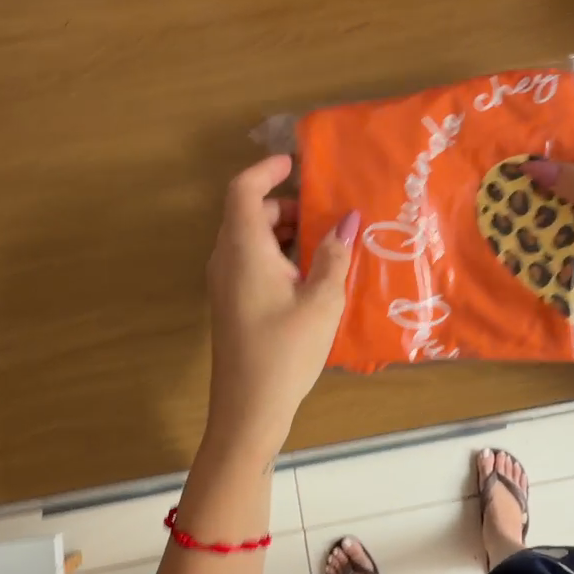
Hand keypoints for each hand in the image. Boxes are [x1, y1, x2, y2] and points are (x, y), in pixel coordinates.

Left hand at [205, 155, 357, 454]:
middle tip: (324, 216)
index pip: (243, 190)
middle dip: (285, 205)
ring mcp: (225, 283)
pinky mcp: (231, 303)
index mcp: (243, 249)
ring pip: (249, 239)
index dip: (267, 170)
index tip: (296, 164)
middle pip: (248, 213)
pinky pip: (250, 262)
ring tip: (324, 246)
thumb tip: (347, 220)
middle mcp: (226, 259)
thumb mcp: (321, 301)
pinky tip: (309, 277)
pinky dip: (277, 255)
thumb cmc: (286, 351)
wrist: (248, 408)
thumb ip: (334, 255)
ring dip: (283, 232)